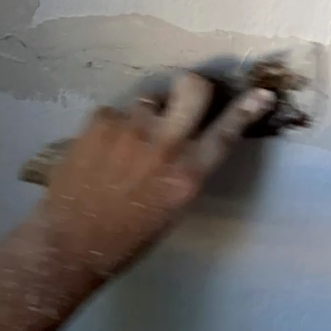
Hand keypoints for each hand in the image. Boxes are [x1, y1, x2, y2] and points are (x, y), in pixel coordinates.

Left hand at [29, 74, 273, 279]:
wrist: (69, 244)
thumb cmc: (127, 235)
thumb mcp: (172, 206)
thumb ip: (187, 168)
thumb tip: (191, 136)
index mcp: (187, 175)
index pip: (225, 133)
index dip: (246, 110)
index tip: (262, 93)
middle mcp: (164, 144)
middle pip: (193, 88)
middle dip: (192, 86)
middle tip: (183, 96)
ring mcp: (131, 127)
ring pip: (150, 99)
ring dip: (146, 114)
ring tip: (125, 145)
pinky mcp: (101, 119)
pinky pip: (117, 111)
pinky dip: (113, 127)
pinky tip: (100, 152)